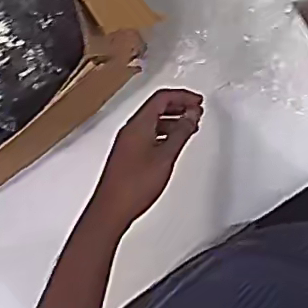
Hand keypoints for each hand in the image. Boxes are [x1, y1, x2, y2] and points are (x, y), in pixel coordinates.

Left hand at [86, 88, 202, 231]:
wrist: (110, 211)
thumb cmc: (134, 185)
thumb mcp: (166, 155)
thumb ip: (181, 132)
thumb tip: (191, 115)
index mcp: (138, 124)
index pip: (162, 98)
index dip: (182, 96)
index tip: (197, 101)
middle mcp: (131, 129)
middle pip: (156, 106)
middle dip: (178, 105)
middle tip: (196, 110)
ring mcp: (127, 142)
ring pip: (153, 120)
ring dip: (172, 119)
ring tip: (189, 126)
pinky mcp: (127, 154)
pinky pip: (148, 133)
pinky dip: (164, 131)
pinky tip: (173, 142)